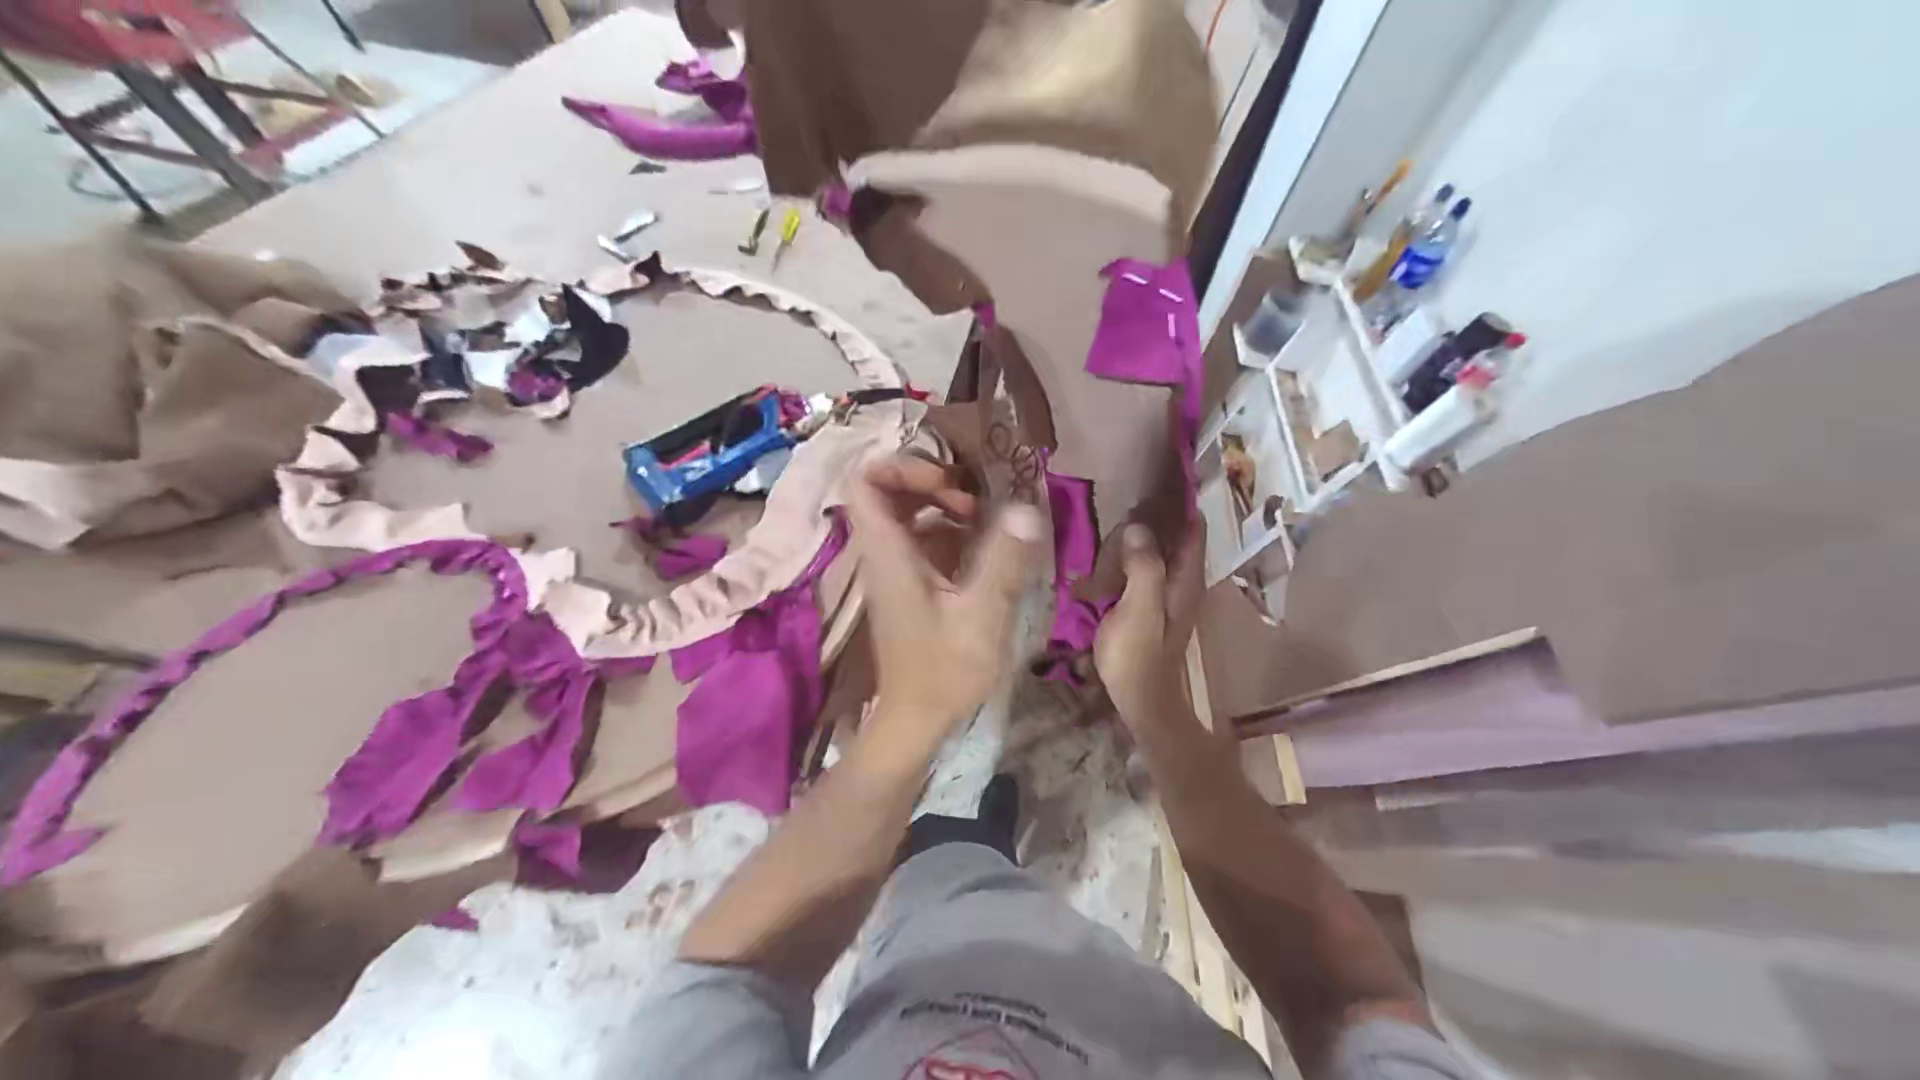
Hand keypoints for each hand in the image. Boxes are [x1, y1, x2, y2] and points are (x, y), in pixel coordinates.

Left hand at [847, 456, 1042, 745]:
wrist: (915, 720)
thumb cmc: (944, 670)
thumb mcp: (982, 615)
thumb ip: (1003, 560)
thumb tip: (1026, 509)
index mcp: (888, 554)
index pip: (865, 483)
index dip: (901, 467)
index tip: (947, 482)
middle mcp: (882, 555)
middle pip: (886, 492)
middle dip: (929, 483)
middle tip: (970, 498)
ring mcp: (892, 571)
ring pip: (905, 516)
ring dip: (942, 508)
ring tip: (982, 519)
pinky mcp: (907, 587)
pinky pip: (920, 542)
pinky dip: (947, 533)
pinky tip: (981, 549)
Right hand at [1094, 518, 1204, 725]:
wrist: (1142, 703)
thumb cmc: (1138, 657)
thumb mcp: (1139, 609)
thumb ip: (1143, 567)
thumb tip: (1140, 526)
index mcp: (1186, 579)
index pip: (1193, 528)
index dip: (1180, 502)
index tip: (1155, 479)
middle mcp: (1182, 583)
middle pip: (1175, 537)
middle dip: (1153, 517)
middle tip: (1121, 504)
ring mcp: (1166, 596)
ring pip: (1157, 553)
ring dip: (1138, 539)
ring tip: (1110, 526)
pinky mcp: (1149, 608)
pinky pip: (1142, 572)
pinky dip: (1128, 560)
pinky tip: (1105, 559)